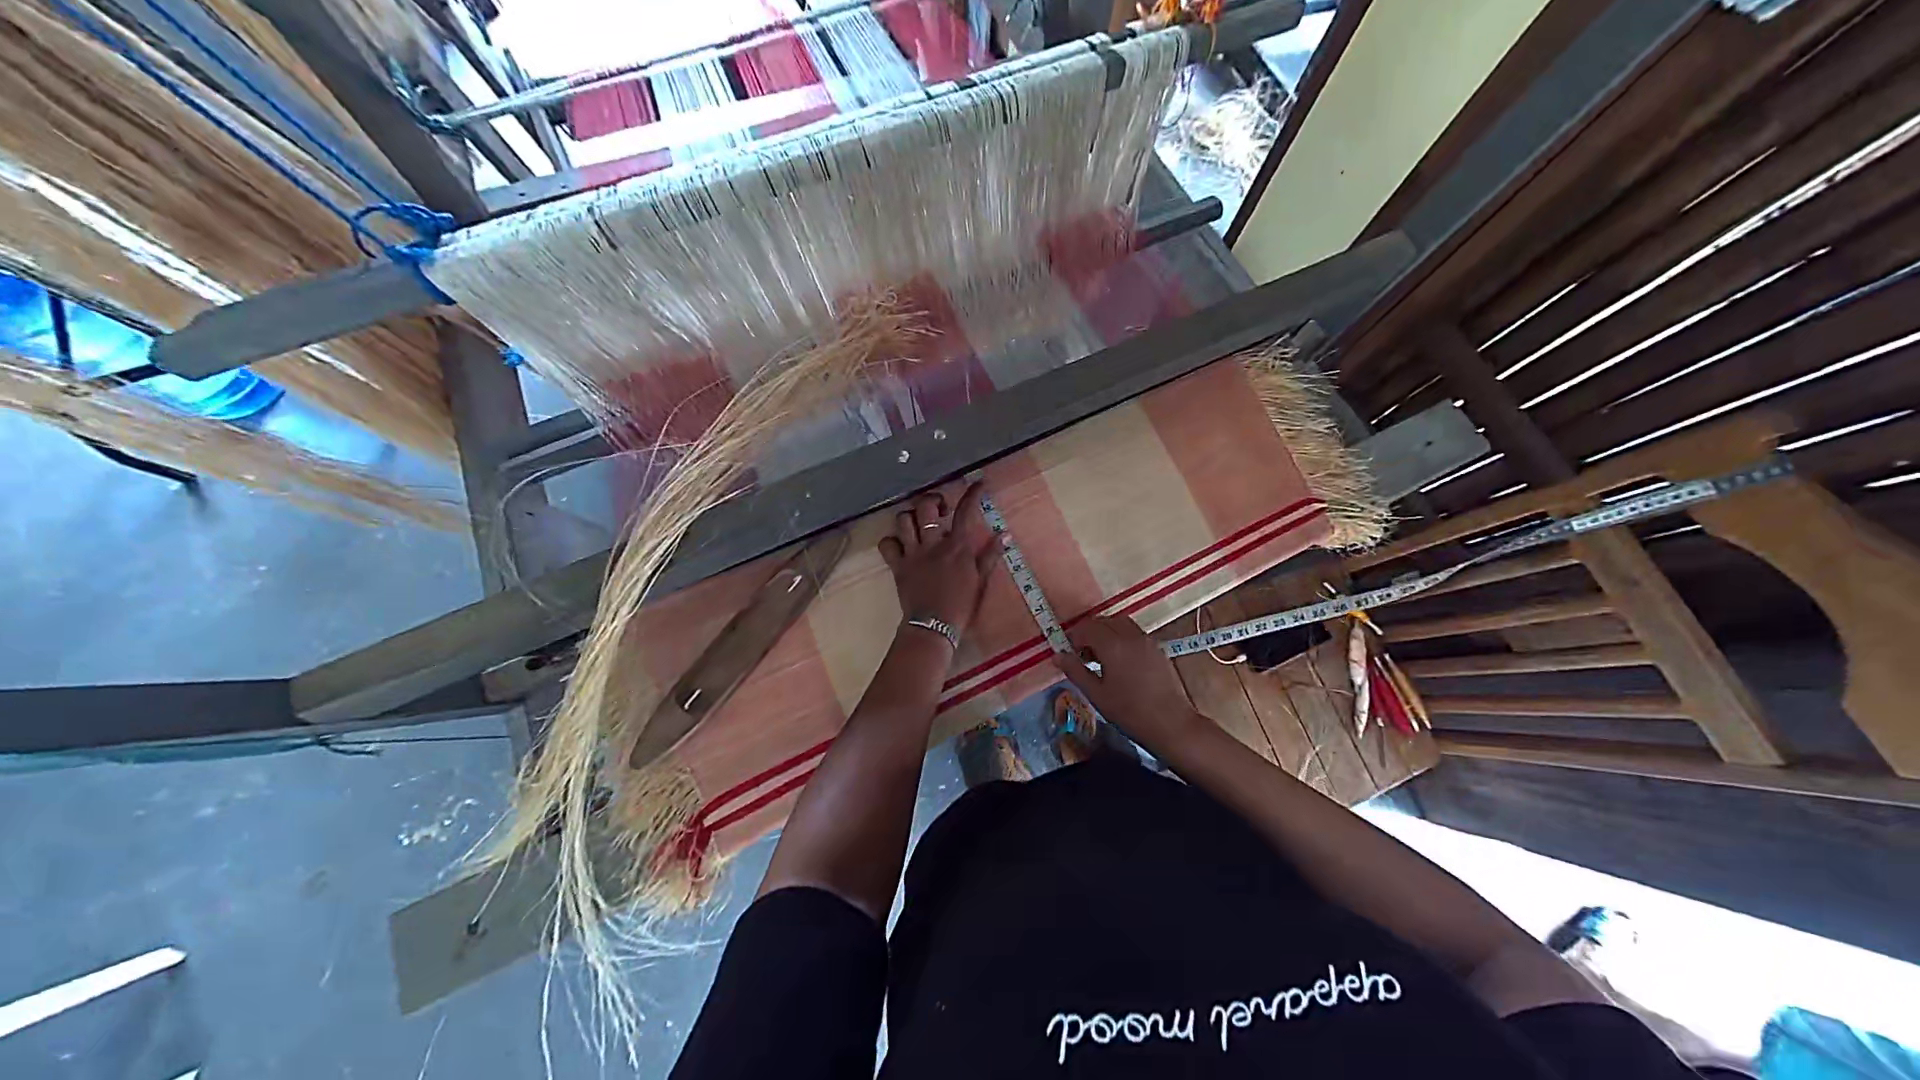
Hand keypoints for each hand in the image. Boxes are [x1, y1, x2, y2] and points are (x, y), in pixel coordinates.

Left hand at [878, 482, 998, 641]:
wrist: (933, 627)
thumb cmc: (961, 606)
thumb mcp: (981, 581)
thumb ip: (991, 555)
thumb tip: (1005, 535)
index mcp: (957, 547)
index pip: (965, 511)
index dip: (972, 493)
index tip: (977, 482)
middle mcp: (933, 544)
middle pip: (926, 506)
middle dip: (932, 500)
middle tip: (940, 509)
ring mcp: (912, 553)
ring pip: (903, 520)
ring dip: (910, 517)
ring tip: (918, 524)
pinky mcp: (897, 566)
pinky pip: (887, 544)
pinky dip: (891, 541)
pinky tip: (899, 545)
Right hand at [1053, 616, 1209, 752]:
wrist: (1171, 723)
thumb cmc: (1130, 712)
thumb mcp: (1096, 694)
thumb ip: (1075, 671)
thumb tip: (1058, 656)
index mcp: (1113, 645)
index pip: (1087, 628)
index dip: (1074, 636)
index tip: (1068, 652)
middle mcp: (1130, 636)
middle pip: (1103, 621)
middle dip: (1089, 633)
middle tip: (1081, 654)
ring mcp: (1147, 640)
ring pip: (1120, 624)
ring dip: (1105, 632)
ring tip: (1100, 656)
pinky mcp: (1157, 648)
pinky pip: (1134, 633)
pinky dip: (1121, 637)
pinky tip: (1119, 661)